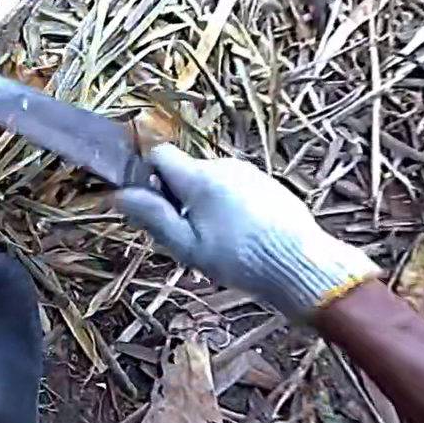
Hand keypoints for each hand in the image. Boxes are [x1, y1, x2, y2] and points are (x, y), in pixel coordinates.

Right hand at [115, 146, 376, 316]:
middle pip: (183, 171)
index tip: (154, 205)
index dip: (148, 176)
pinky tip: (239, 235)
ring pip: (208, 180)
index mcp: (199, 176)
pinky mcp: (268, 184)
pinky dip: (226, 205)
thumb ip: (152, 216)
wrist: (304, 267)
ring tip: (216, 239)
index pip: (159, 154)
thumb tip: (118, 194)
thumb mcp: (186, 245)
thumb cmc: (238, 260)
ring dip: (202, 202)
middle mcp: (224, 165)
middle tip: (186, 234)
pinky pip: (232, 187)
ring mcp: (249, 173)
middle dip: (177, 196)